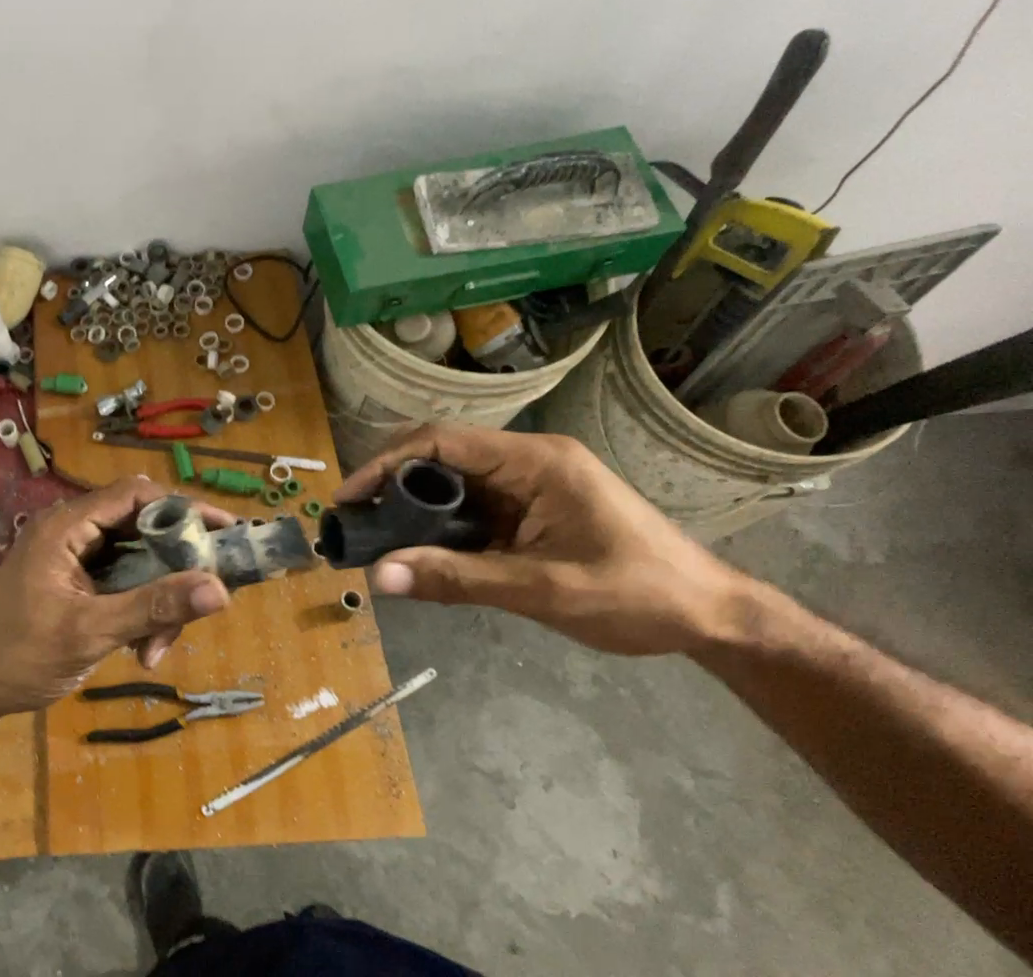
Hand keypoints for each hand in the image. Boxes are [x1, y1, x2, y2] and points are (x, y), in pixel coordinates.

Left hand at [0, 477, 233, 724]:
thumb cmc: (20, 656)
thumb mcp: (90, 632)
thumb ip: (153, 607)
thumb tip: (221, 589)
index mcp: (64, 527)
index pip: (135, 494)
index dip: (183, 508)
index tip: (225, 532)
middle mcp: (71, 532)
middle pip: (142, 528)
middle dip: (174, 569)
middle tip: (204, 601)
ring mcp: (73, 558)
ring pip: (139, 561)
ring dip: (158, 601)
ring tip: (155, 651)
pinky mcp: (77, 583)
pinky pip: (125, 584)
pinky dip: (141, 612)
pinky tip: (142, 652)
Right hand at [333, 424, 750, 654]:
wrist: (710, 616)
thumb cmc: (637, 595)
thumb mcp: (543, 590)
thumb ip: (458, 580)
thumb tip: (379, 577)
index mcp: (535, 462)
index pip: (441, 440)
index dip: (384, 463)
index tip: (347, 498)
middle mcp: (528, 462)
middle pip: (440, 456)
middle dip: (389, 485)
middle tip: (352, 524)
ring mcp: (530, 485)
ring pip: (451, 483)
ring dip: (410, 508)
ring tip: (372, 540)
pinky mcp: (531, 511)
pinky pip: (470, 509)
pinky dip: (437, 527)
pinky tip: (416, 553)